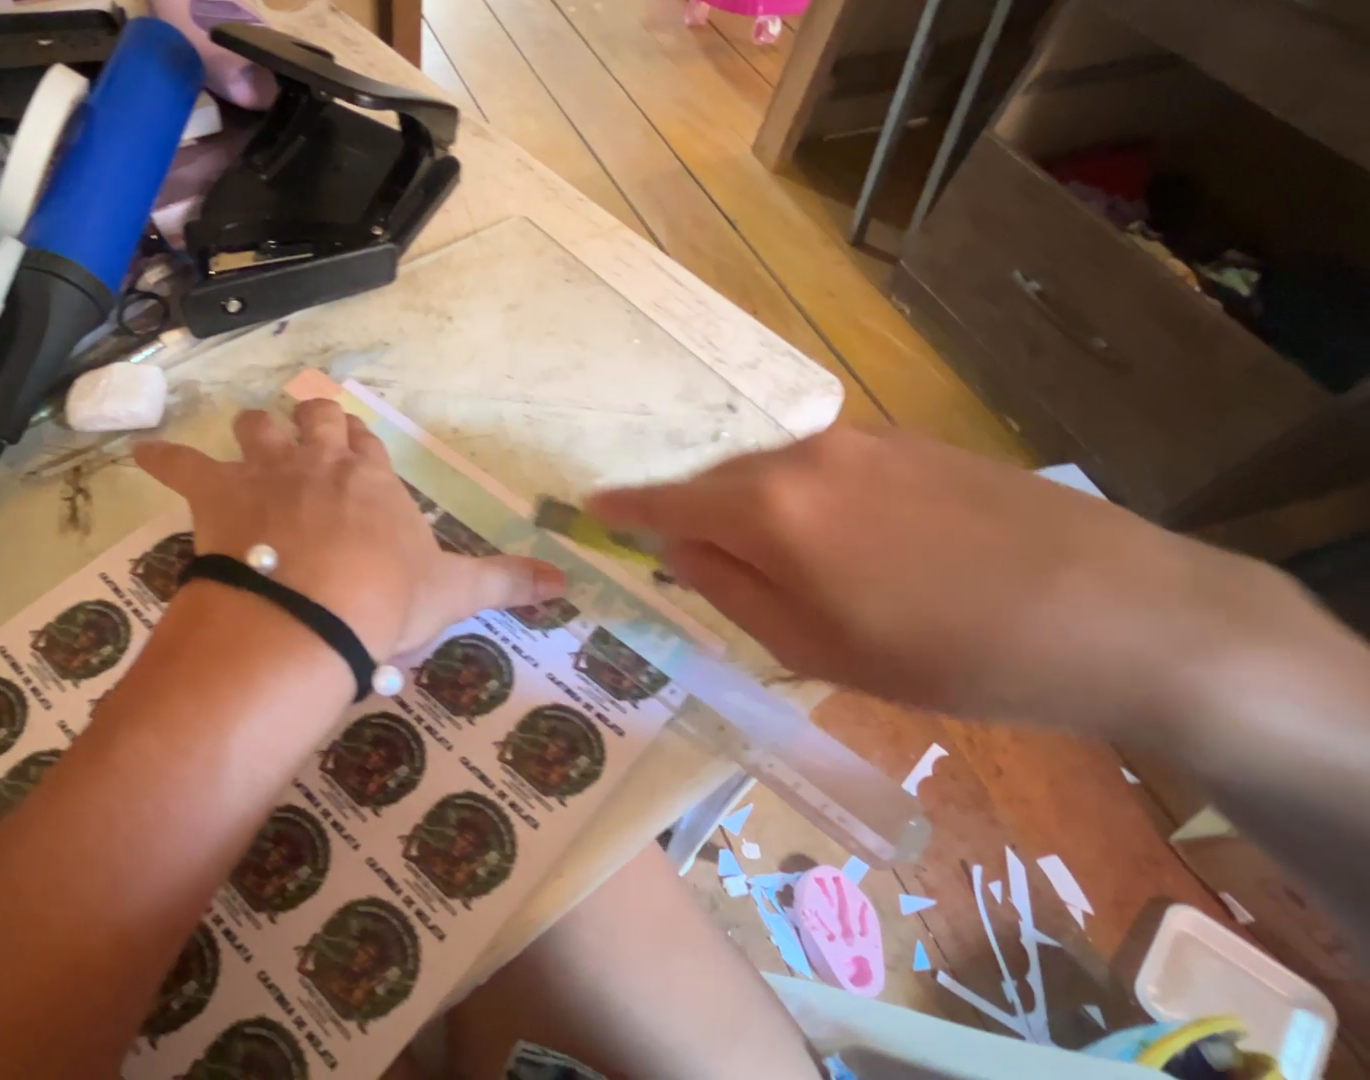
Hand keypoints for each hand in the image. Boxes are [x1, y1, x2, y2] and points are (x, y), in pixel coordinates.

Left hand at [135, 400, 565, 658]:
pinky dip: (163, 460)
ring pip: (258, 427)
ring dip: (256, 430)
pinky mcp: (217, 494)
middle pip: (317, 419)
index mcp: (374, 482)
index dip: (362, 452)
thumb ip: (507, 584)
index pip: (369, 448)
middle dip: (314, 422)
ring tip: (251, 437)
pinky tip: (141, 454)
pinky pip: (181, 466)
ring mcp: (266, 472)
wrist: (313, 613)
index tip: (358, 460)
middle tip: (310, 435)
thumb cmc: (386, 600)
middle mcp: (321, 463)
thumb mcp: (453, 594)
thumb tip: (568, 585)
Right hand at [588, 426, 1331, 738]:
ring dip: (755, 512)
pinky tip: (848, 544)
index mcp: (770, 508)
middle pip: (718, 482)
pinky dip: (806, 500)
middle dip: (695, 519)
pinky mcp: (914, 441)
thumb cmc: (946, 654)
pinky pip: (825, 467)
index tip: (589, 509)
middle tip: (696, 566)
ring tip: (784, 569)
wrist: (1120, 614)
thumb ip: (729, 589)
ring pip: (773, 473)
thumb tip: (681, 550)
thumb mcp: (812, 647)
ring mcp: (864, 439)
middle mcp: (806, 454)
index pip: (668, 502)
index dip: (625, 510)